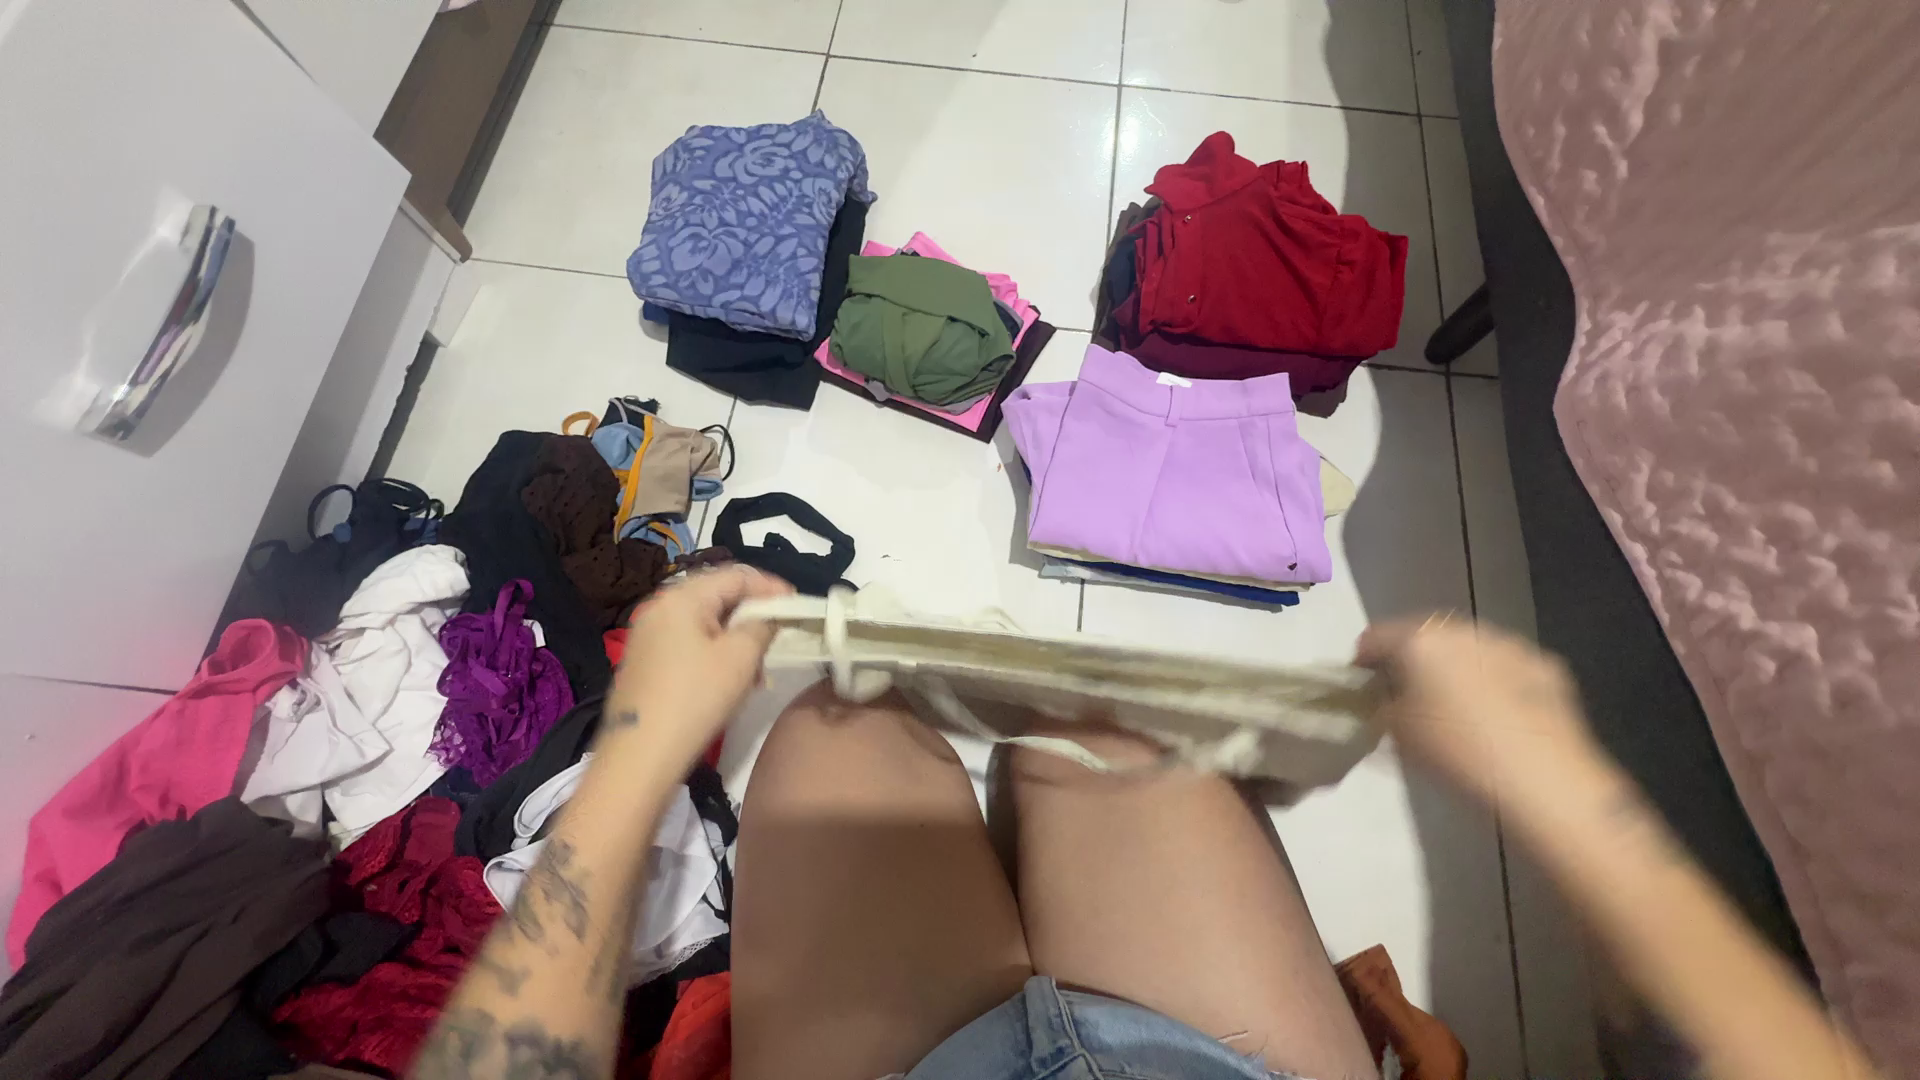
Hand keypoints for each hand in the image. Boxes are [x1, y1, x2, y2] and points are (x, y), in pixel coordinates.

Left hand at [602, 565, 792, 769]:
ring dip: (736, 637)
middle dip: (753, 614)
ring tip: (758, 666)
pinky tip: (731, 679)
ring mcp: (648, 636)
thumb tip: (767, 618)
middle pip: (718, 596)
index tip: (797, 604)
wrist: (641, 756)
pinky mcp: (645, 662)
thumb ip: (763, 625)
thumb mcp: (741, 657)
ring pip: (705, 623)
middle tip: (780, 634)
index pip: (736, 576)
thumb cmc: (697, 697)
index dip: (771, 586)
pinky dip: (715, 652)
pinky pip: (689, 643)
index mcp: (681, 598)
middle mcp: (660, 608)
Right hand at [1355, 616, 1599, 807]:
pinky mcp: (1546, 666)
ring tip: (1455, 704)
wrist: (1544, 783)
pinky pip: (1504, 666)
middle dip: (1411, 659)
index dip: (1362, 663)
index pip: (1372, 638)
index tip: (1364, 689)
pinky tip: (1495, 713)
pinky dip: (1493, 680)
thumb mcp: (1394, 732)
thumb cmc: (1455, 753)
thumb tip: (1381, 699)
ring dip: (1453, 665)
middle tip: (1407, 695)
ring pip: (1466, 647)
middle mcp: (1462, 631)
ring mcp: (1509, 644)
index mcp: (1418, 640)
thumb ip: (1378, 704)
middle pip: (1422, 635)